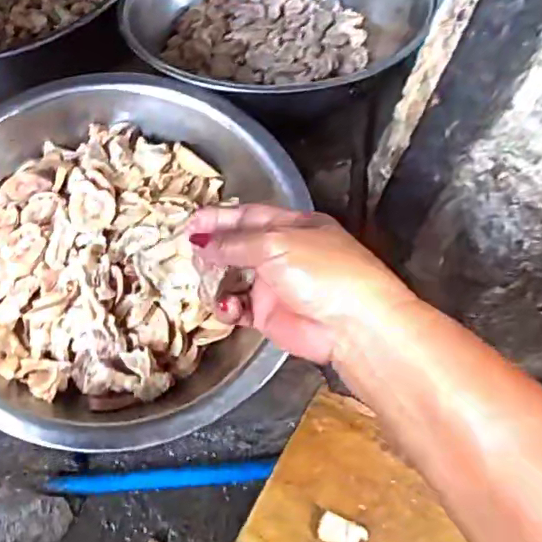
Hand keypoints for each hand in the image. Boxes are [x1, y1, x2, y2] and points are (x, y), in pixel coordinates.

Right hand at [188, 205, 420, 365]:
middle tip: (189, 252)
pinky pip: (238, 307)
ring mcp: (275, 284)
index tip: (191, 222)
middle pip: (238, 246)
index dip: (218, 218)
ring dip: (217, 279)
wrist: (353, 325)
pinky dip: (227, 307)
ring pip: (234, 277)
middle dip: (213, 249)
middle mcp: (283, 252)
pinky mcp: (269, 314)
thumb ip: (234, 243)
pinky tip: (227, 307)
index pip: (248, 216)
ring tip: (206, 281)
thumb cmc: (323, 272)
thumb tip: (201, 242)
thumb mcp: (275, 244)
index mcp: (292, 225)